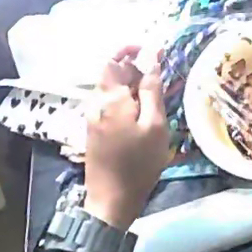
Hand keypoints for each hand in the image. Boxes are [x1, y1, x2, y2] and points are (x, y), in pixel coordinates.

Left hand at [82, 46, 173, 230]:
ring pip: (110, 88)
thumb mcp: (155, 126)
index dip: (129, 50)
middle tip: (158, 74)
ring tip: (154, 93)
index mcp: (111, 99)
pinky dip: (125, 98)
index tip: (150, 49)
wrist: (110, 201)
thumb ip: (152, 91)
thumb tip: (151, 62)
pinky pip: (109, 102)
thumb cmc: (138, 163)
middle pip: (111, 73)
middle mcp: (96, 103)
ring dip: (130, 83)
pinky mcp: (94, 129)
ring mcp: (93, 117)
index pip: (113, 60)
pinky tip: (141, 110)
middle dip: (133, 66)